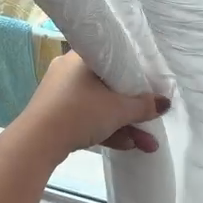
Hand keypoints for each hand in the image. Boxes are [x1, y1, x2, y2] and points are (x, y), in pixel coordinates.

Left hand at [9, 52, 168, 160]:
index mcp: (82, 57)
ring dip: (124, 124)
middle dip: (133, 109)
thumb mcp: (118, 110)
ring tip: (148, 144)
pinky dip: (106, 129)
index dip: (136, 73)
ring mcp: (60, 94)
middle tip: (152, 120)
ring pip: (99, 106)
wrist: (37, 142)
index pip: (114, 58)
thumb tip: (165, 103)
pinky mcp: (55, 115)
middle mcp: (69, 70)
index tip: (150, 86)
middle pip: (109, 86)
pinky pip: (87, 118)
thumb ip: (144, 106)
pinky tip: (129, 146)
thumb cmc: (80, 112)